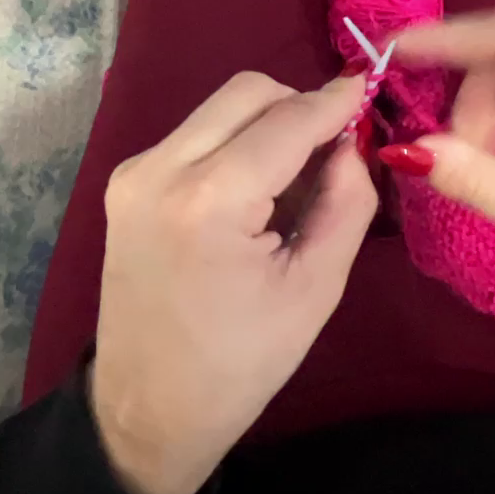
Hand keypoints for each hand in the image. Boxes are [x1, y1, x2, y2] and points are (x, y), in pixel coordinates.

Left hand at [90, 72, 377, 493]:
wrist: (145, 410)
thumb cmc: (240, 363)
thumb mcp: (316, 288)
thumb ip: (346, 202)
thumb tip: (351, 141)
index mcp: (208, 202)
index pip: (286, 122)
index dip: (333, 100)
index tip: (368, 83)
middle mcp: (160, 169)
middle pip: (247, 93)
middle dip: (298, 105)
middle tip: (333, 146)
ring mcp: (135, 171)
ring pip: (220, 107)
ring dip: (267, 123)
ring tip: (293, 179)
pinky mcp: (126, 180)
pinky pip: (197, 133)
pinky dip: (237, 142)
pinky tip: (254, 190)